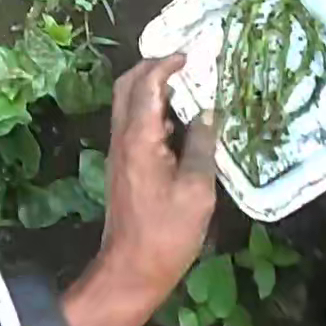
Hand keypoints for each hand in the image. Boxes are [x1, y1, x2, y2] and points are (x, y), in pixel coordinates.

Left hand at [61, 54, 216, 325]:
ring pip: (126, 102)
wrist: (130, 270)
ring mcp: (119, 150)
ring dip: (149, 85)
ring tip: (184, 84)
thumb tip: (206, 114)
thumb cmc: (167, 232)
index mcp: (140, 137)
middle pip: (127, 85)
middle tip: (181, 63)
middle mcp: (123, 136)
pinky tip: (176, 118)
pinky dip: (150, 106)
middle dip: (151, 66)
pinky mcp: (122, 163)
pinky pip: (132, 120)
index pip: (148, 84)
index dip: (167, 64)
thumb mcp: (197, 189)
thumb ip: (201, 145)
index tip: (189, 56)